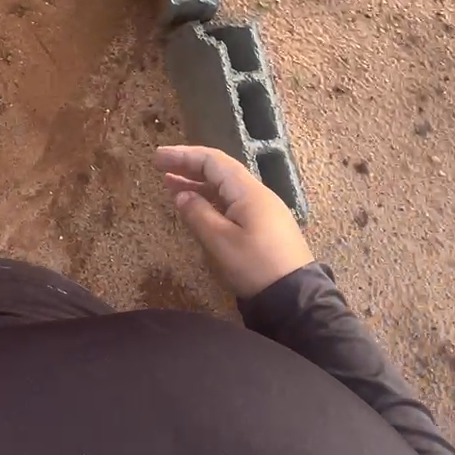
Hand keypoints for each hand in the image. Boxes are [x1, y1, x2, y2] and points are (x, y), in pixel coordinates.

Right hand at [157, 146, 312, 298]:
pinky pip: (230, 201)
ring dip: (196, 182)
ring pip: (224, 186)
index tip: (157, 157)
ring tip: (170, 183)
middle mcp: (256, 194)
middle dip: (188, 165)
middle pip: (219, 170)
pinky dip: (208, 197)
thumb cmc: (255, 266)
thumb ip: (197, 213)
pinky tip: (194, 205)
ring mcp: (262, 210)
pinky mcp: (264, 225)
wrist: (297, 299)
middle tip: (160, 166)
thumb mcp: (220, 241)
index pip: (212, 161)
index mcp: (247, 191)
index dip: (183, 155)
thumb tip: (181, 195)